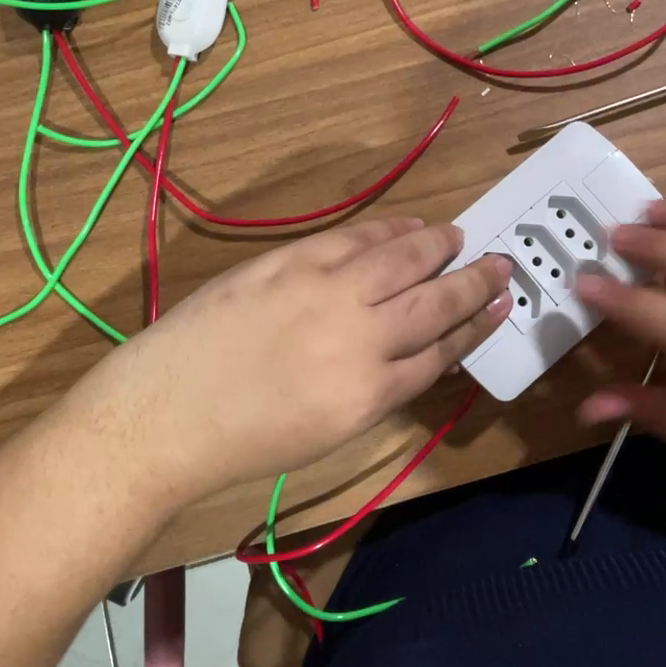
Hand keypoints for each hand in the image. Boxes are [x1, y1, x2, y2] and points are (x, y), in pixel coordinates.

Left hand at [101, 218, 510, 505]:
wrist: (164, 413)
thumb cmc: (245, 439)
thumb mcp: (329, 430)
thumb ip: (379, 387)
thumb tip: (413, 348)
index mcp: (370, 395)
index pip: (440, 351)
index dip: (474, 327)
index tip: (499, 307)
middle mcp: (360, 339)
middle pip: (434, 302)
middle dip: (475, 284)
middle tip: (501, 267)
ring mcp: (325, 292)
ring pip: (403, 260)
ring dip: (439, 246)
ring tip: (460, 238)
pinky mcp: (292, 262)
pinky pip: (356, 239)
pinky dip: (389, 231)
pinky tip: (409, 227)